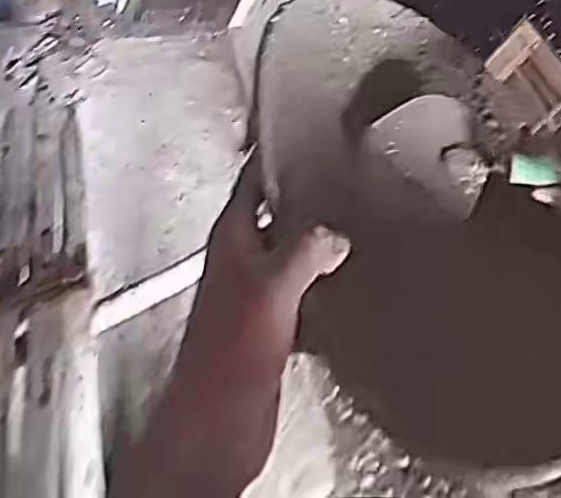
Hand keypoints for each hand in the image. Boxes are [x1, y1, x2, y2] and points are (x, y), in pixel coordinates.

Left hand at [182, 158, 349, 356]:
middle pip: (268, 215)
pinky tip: (339, 288)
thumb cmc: (231, 350)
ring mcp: (251, 292)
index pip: (249, 183)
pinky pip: (295, 291)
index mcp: (231, 238)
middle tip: (330, 183)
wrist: (217, 421)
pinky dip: (315, 285)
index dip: (267, 160)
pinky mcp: (265, 324)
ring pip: (283, 253)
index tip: (291, 139)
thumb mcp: (276, 286)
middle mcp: (239, 259)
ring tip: (342, 231)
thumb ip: (307, 251)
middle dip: (296, 201)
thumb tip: (334, 236)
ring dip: (309, 244)